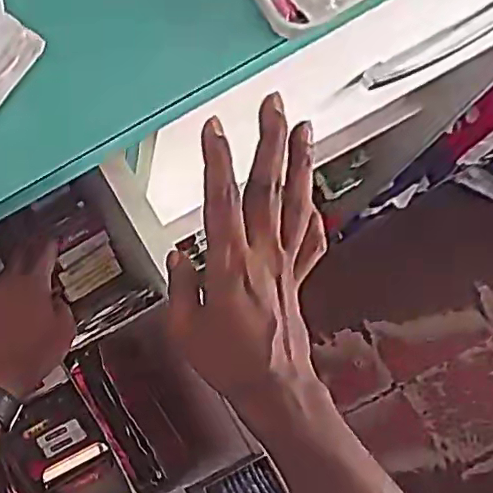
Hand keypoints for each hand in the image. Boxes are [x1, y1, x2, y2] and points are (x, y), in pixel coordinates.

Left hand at [0, 234, 76, 397]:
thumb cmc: (26, 361)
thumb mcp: (63, 335)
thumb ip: (63, 309)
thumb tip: (58, 302)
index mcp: (31, 285)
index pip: (42, 252)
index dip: (48, 245)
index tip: (50, 241)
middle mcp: (3, 284)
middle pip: (17, 263)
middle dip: (26, 263)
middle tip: (33, 266)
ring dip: (5, 297)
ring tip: (12, 321)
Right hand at [167, 93, 328, 415]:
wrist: (273, 386)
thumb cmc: (229, 362)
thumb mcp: (184, 329)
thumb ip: (179, 287)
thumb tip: (178, 257)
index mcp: (229, 266)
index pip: (222, 201)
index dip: (217, 162)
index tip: (214, 130)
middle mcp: (262, 257)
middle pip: (268, 188)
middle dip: (270, 142)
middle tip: (273, 107)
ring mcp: (284, 265)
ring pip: (295, 203)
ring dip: (300, 163)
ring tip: (304, 129)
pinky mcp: (297, 279)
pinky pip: (309, 240)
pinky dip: (313, 214)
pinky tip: (314, 198)